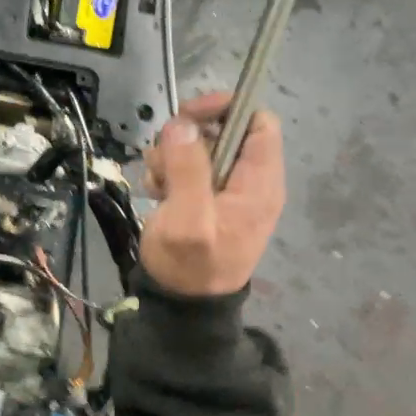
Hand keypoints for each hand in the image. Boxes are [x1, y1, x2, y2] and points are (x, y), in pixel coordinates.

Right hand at [140, 92, 284, 296]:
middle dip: (186, 136)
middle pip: (222, 129)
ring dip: (170, 155)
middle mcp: (248, 181)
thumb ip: (188, 171)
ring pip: (198, 146)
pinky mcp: (206, 197)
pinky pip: (186, 165)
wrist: (183, 306)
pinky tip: (157, 192)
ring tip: (158, 184)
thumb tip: (182, 125)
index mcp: (258, 184)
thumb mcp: (187, 220)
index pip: (259, 122)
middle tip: (162, 155)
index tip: (187, 116)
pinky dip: (167, 170)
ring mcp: (226, 189)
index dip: (225, 109)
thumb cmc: (190, 265)